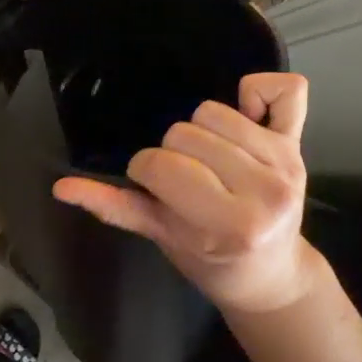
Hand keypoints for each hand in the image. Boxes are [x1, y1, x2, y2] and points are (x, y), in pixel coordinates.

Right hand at [53, 73, 320, 313]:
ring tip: (209, 161)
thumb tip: (61, 187)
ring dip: (201, 131)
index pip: (163, 166)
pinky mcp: (300, 143)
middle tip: (186, 183)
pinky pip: (283, 89)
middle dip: (173, 155)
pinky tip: (246, 115)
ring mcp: (288, 163)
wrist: (268, 272)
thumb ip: (113, 206)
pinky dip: (257, 92)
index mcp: (232, 222)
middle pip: (186, 133)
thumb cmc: (208, 259)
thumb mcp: (160, 236)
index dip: (146, 173)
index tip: (156, 191)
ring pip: (215, 111)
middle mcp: (267, 190)